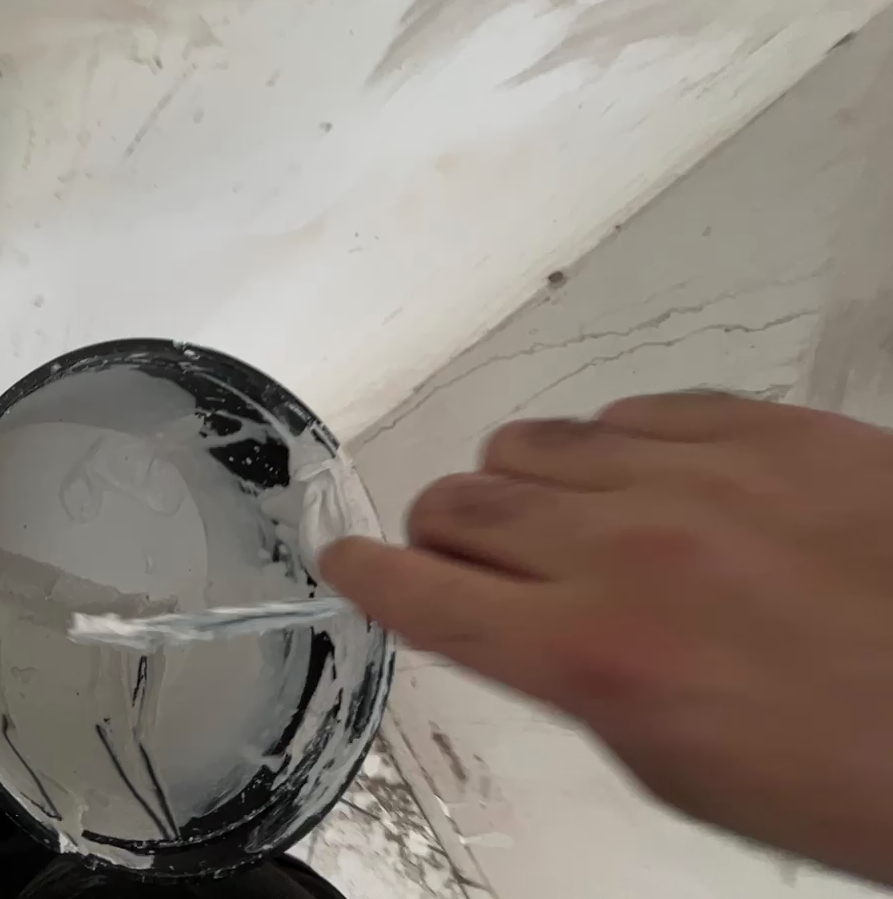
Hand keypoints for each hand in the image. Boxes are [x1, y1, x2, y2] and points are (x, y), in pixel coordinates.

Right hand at [320, 393, 892, 884]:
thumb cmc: (878, 773)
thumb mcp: (671, 766)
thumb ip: (543, 671)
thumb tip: (475, 610)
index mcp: (596, 656)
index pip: (405, 583)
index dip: (359, 570)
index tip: (348, 562)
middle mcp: (625, 554)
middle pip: (447, 502)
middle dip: (449, 538)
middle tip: (496, 565)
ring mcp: (694, 478)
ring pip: (514, 447)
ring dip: (525, 490)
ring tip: (585, 524)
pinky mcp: (760, 428)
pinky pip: (613, 416)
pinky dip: (612, 453)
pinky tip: (664, 494)